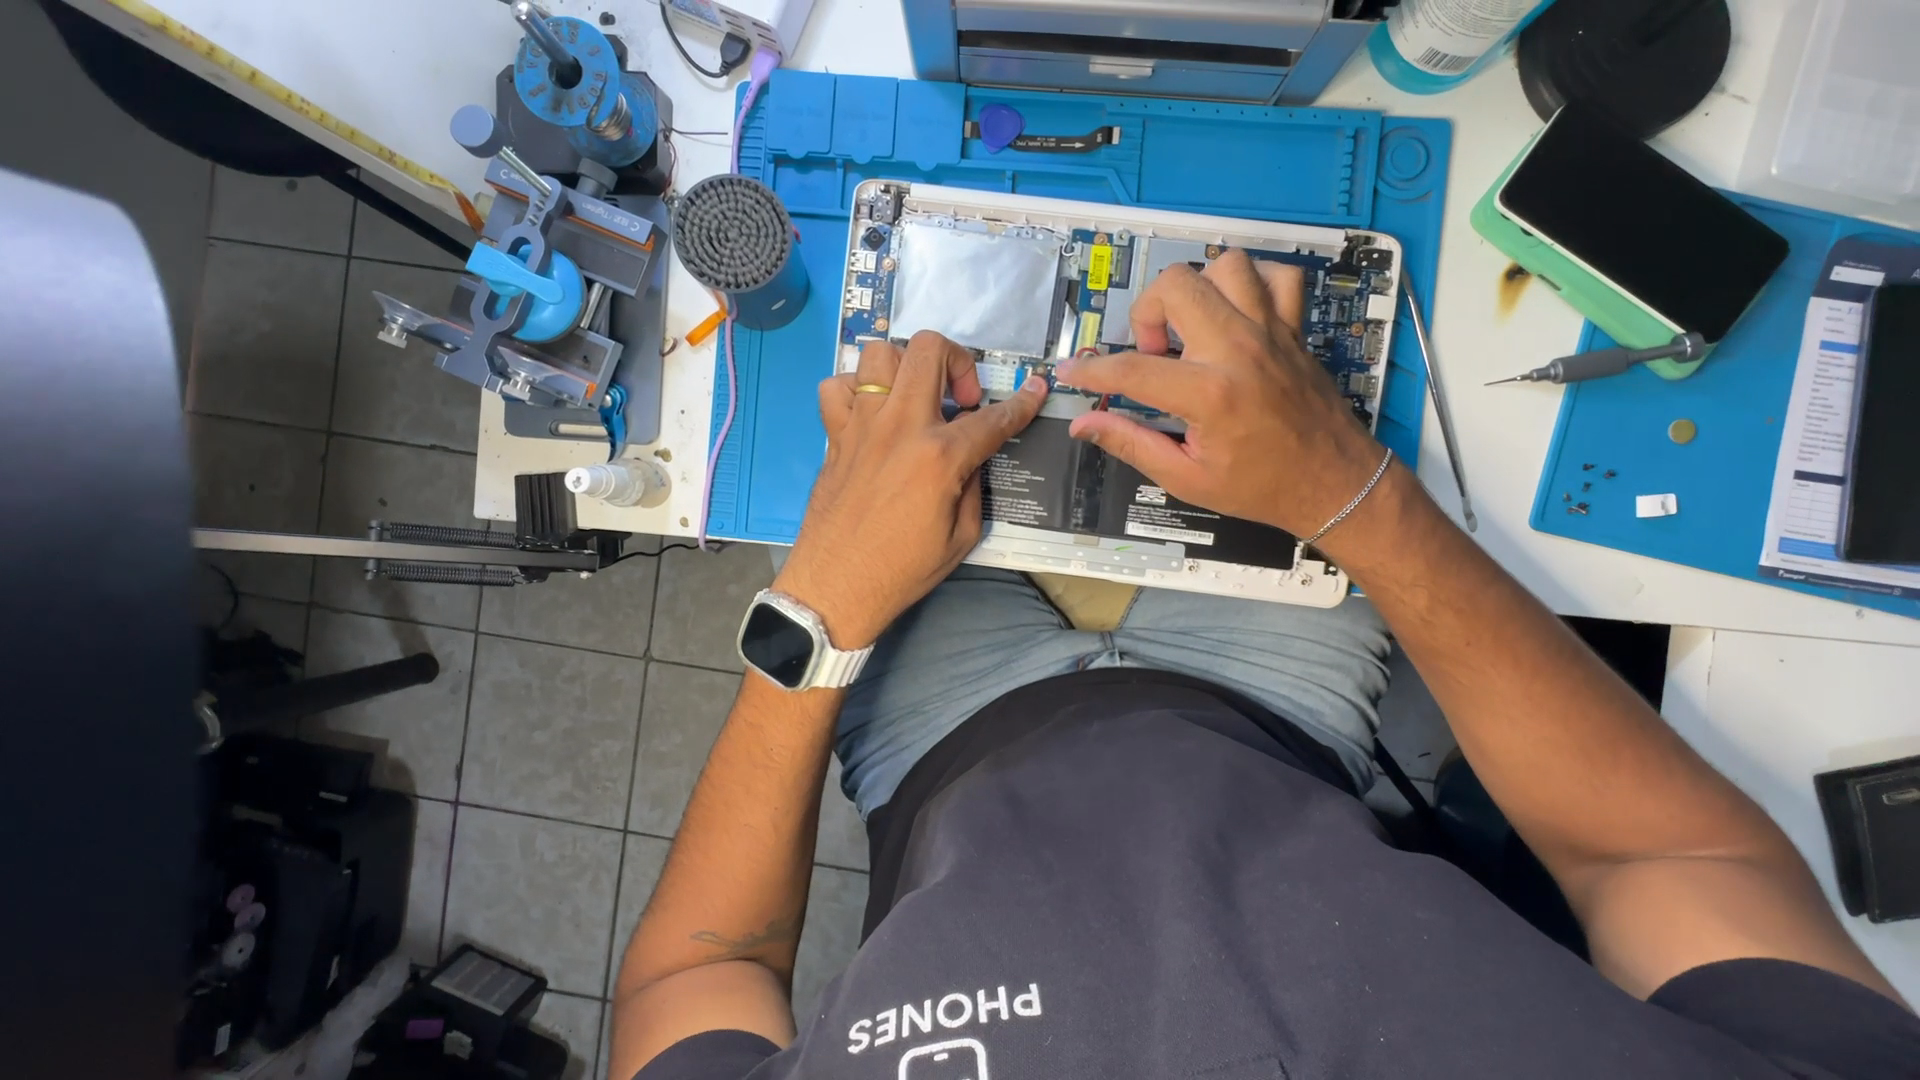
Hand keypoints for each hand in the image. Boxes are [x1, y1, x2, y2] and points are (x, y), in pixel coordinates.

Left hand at [775, 331, 1047, 648]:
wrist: (836, 586)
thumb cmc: (903, 570)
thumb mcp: (962, 536)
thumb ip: (973, 484)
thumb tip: (973, 454)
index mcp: (940, 456)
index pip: (993, 418)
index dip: (1021, 403)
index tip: (1034, 390)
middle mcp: (901, 426)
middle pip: (930, 350)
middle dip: (959, 362)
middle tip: (961, 401)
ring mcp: (862, 425)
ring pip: (880, 353)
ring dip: (907, 368)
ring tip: (915, 399)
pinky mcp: (834, 435)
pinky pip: (838, 386)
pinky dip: (858, 390)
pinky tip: (873, 415)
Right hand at [1057, 250, 1389, 540]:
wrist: (1335, 484)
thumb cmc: (1259, 487)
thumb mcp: (1186, 477)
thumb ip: (1130, 444)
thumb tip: (1083, 424)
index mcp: (1209, 393)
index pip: (1131, 369)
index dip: (1090, 369)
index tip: (1071, 371)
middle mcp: (1239, 349)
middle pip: (1175, 285)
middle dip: (1146, 314)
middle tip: (1153, 354)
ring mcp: (1271, 331)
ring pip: (1225, 265)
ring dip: (1197, 290)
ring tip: (1191, 329)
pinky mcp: (1294, 328)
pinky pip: (1277, 276)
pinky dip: (1252, 284)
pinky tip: (1237, 315)